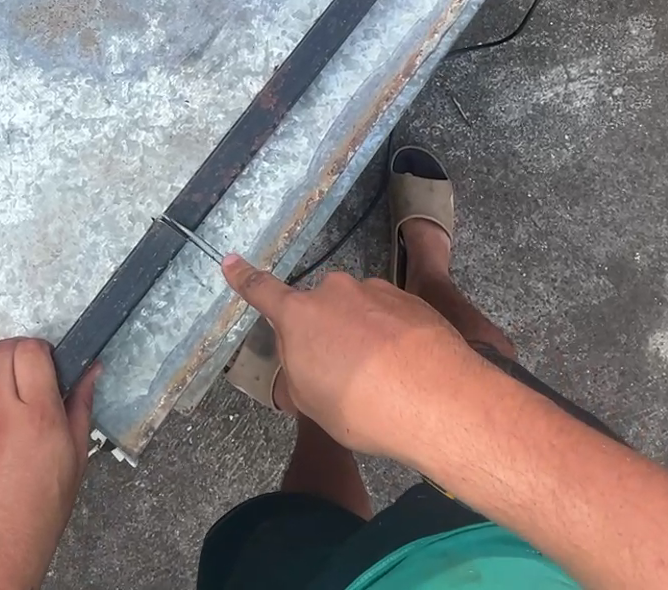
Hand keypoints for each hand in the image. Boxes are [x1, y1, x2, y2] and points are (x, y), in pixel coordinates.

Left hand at [0, 338, 97, 589]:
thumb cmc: (42, 514)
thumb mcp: (75, 460)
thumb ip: (81, 406)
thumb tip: (92, 368)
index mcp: (37, 417)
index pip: (30, 350)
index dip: (38, 349)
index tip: (43, 362)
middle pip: (1, 353)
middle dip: (15, 359)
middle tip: (25, 383)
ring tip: (2, 436)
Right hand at [221, 254, 495, 464]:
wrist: (437, 399)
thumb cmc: (361, 407)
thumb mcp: (311, 401)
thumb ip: (299, 368)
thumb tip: (306, 355)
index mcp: (300, 315)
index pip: (263, 291)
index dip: (244, 278)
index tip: (230, 260)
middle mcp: (334, 292)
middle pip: (320, 311)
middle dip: (327, 335)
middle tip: (344, 377)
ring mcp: (375, 291)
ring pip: (359, 313)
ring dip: (363, 338)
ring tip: (384, 381)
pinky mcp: (410, 300)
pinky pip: (391, 318)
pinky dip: (393, 339)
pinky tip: (408, 371)